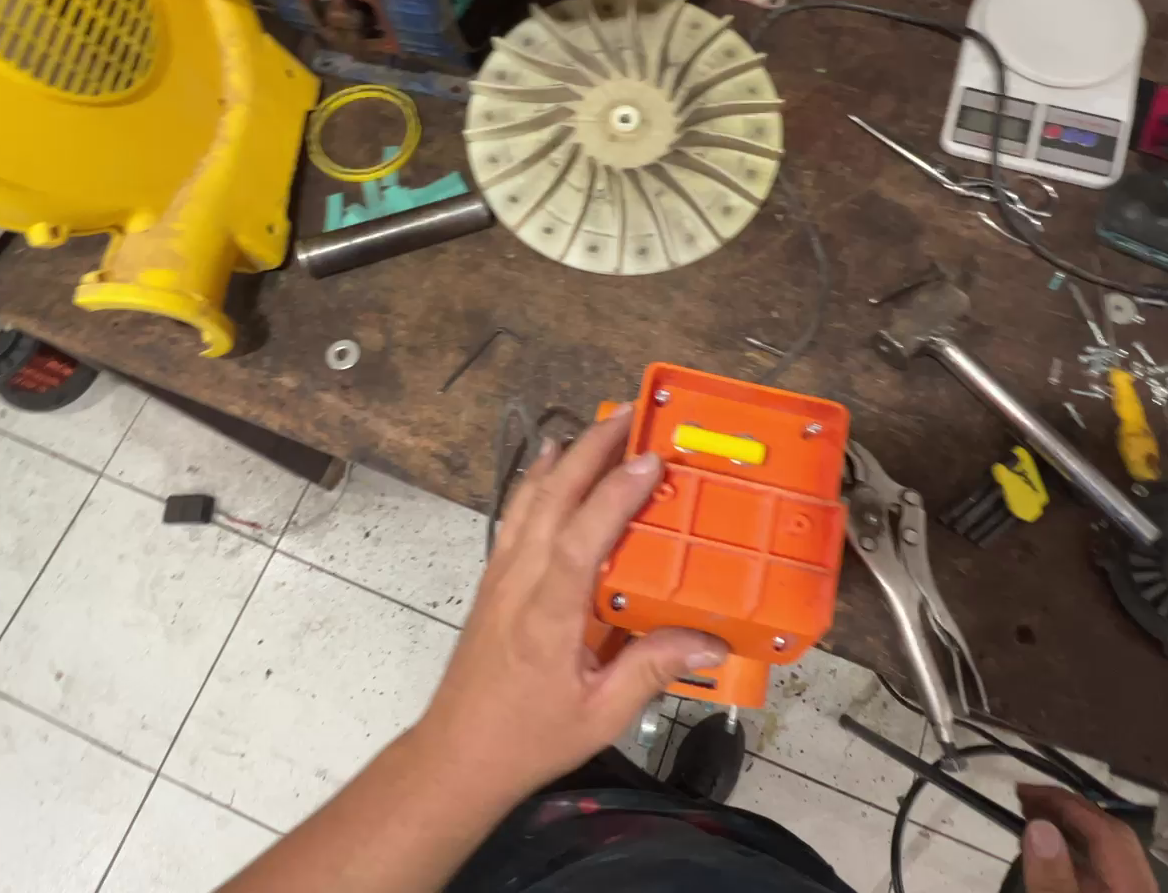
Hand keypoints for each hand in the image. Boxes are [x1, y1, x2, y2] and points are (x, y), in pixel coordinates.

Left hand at [409, 405, 728, 803]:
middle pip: (552, 498)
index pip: (580, 540)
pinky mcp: (494, 575)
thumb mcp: (600, 715)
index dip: (614, 495)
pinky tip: (550, 459)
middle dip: (591, 449)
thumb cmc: (528, 736)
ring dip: (567, 455)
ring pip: (531, 497)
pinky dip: (536, 477)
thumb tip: (711, 640)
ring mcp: (501, 572)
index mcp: (547, 615)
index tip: (649, 460)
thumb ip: (652, 669)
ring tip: (601, 425)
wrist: (456, 751)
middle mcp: (519, 580)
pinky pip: (517, 512)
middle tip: (629, 414)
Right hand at [1018, 785, 1158, 892]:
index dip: (1063, 803)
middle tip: (1027, 799)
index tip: (1023, 791)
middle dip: (1068, 809)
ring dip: (1072, 827)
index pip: (1105, 830)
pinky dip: (1078, 851)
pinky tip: (1054, 851)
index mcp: (1132, 888)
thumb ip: (1054, 879)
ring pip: (1112, 851)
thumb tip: (1039, 827)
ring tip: (1034, 816)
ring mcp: (1135, 892)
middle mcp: (1141, 887)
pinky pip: (1107, 869)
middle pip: (1113, 835)